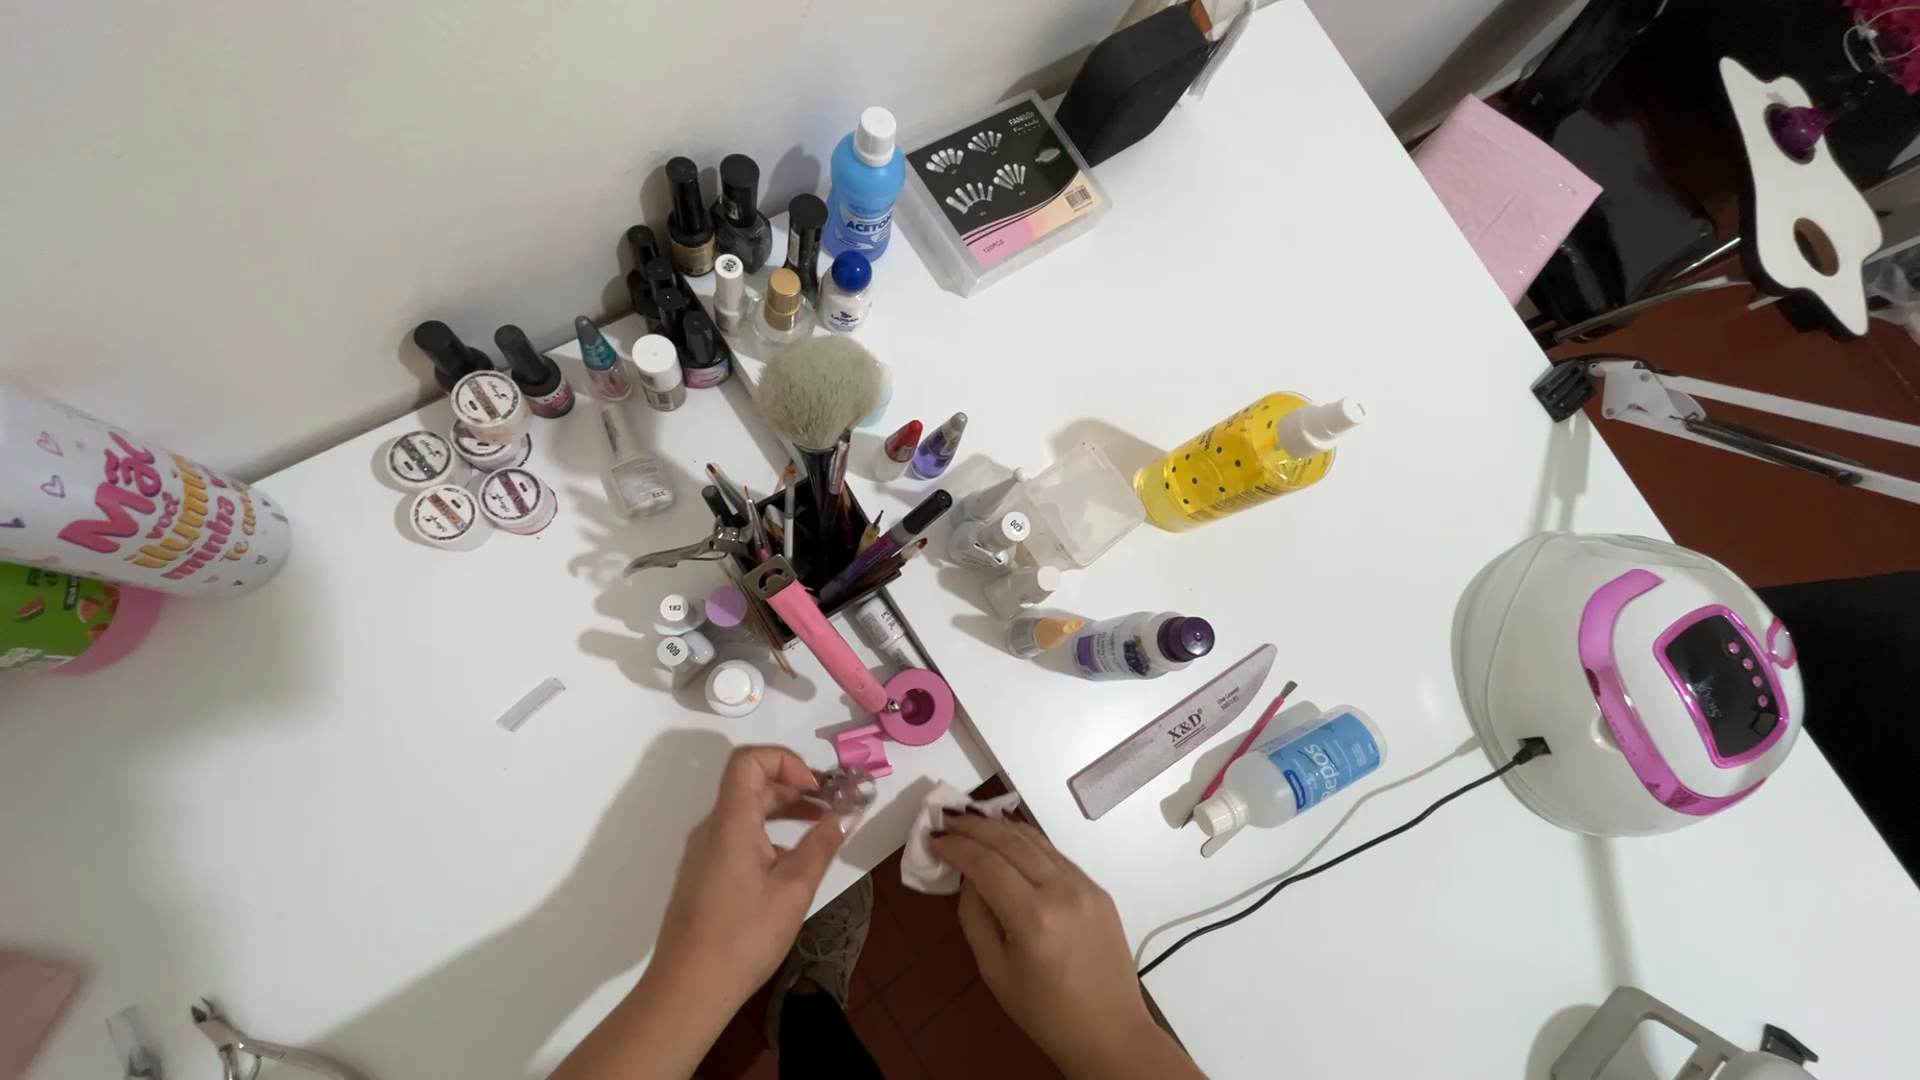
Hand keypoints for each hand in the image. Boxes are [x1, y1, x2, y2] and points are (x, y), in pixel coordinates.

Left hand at [550, 746, 853, 1079]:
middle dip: (795, 786)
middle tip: (831, 805)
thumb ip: (821, 846)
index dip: (785, 760)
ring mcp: (704, 852)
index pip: (750, 760)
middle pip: (751, 784)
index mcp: (731, 822)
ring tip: (820, 828)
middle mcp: (713, 828)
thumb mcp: (794, 890)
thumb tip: (841, 817)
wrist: (686, 992)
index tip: (815, 788)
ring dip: (784, 810)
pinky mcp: (704, 874)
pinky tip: (792, 863)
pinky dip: (769, 834)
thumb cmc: (742, 937)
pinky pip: (738, 835)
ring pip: (745, 811)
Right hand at [931, 814, 1202, 1078]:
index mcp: (1034, 918)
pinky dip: (1028, 842)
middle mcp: (1062, 891)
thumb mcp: (994, 970)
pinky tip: (1010, 839)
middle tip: (948, 818)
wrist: (1110, 1033)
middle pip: (1011, 841)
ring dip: (1001, 826)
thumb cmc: (1044, 1012)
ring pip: (1036, 840)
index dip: (958, 846)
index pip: (987, 864)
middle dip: (975, 825)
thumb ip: (975, 915)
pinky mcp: (1097, 888)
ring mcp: (1085, 885)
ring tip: (973, 819)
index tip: (934, 837)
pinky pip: (1055, 855)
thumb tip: (969, 875)